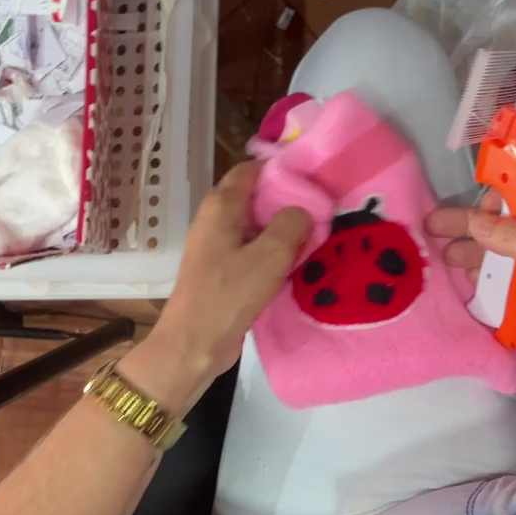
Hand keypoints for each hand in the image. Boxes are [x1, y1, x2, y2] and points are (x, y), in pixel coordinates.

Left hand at [130, 161, 310, 406]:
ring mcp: (217, 249)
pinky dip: (272, 254)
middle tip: (322, 208)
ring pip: (255, 228)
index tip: (312, 178)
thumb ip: (291, 225)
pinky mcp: (223, 274)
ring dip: (282, 231)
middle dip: (286, 201)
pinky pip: (252, 253)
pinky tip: (296, 264)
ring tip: (316, 234)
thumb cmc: (228, 296)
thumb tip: (303, 211)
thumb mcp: (268, 257)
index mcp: (221, 207)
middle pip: (255, 198)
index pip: (251, 169)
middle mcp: (215, 221)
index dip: (281, 169)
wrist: (193, 345)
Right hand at [425, 196, 515, 386]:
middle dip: (476, 227)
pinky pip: (512, 286)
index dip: (502, 195)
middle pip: (515, 227)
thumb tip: (475, 222)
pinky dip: (490, 284)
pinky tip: (465, 283)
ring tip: (443, 257)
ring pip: (509, 258)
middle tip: (435, 226)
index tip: (471, 202)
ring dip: (478, 256)